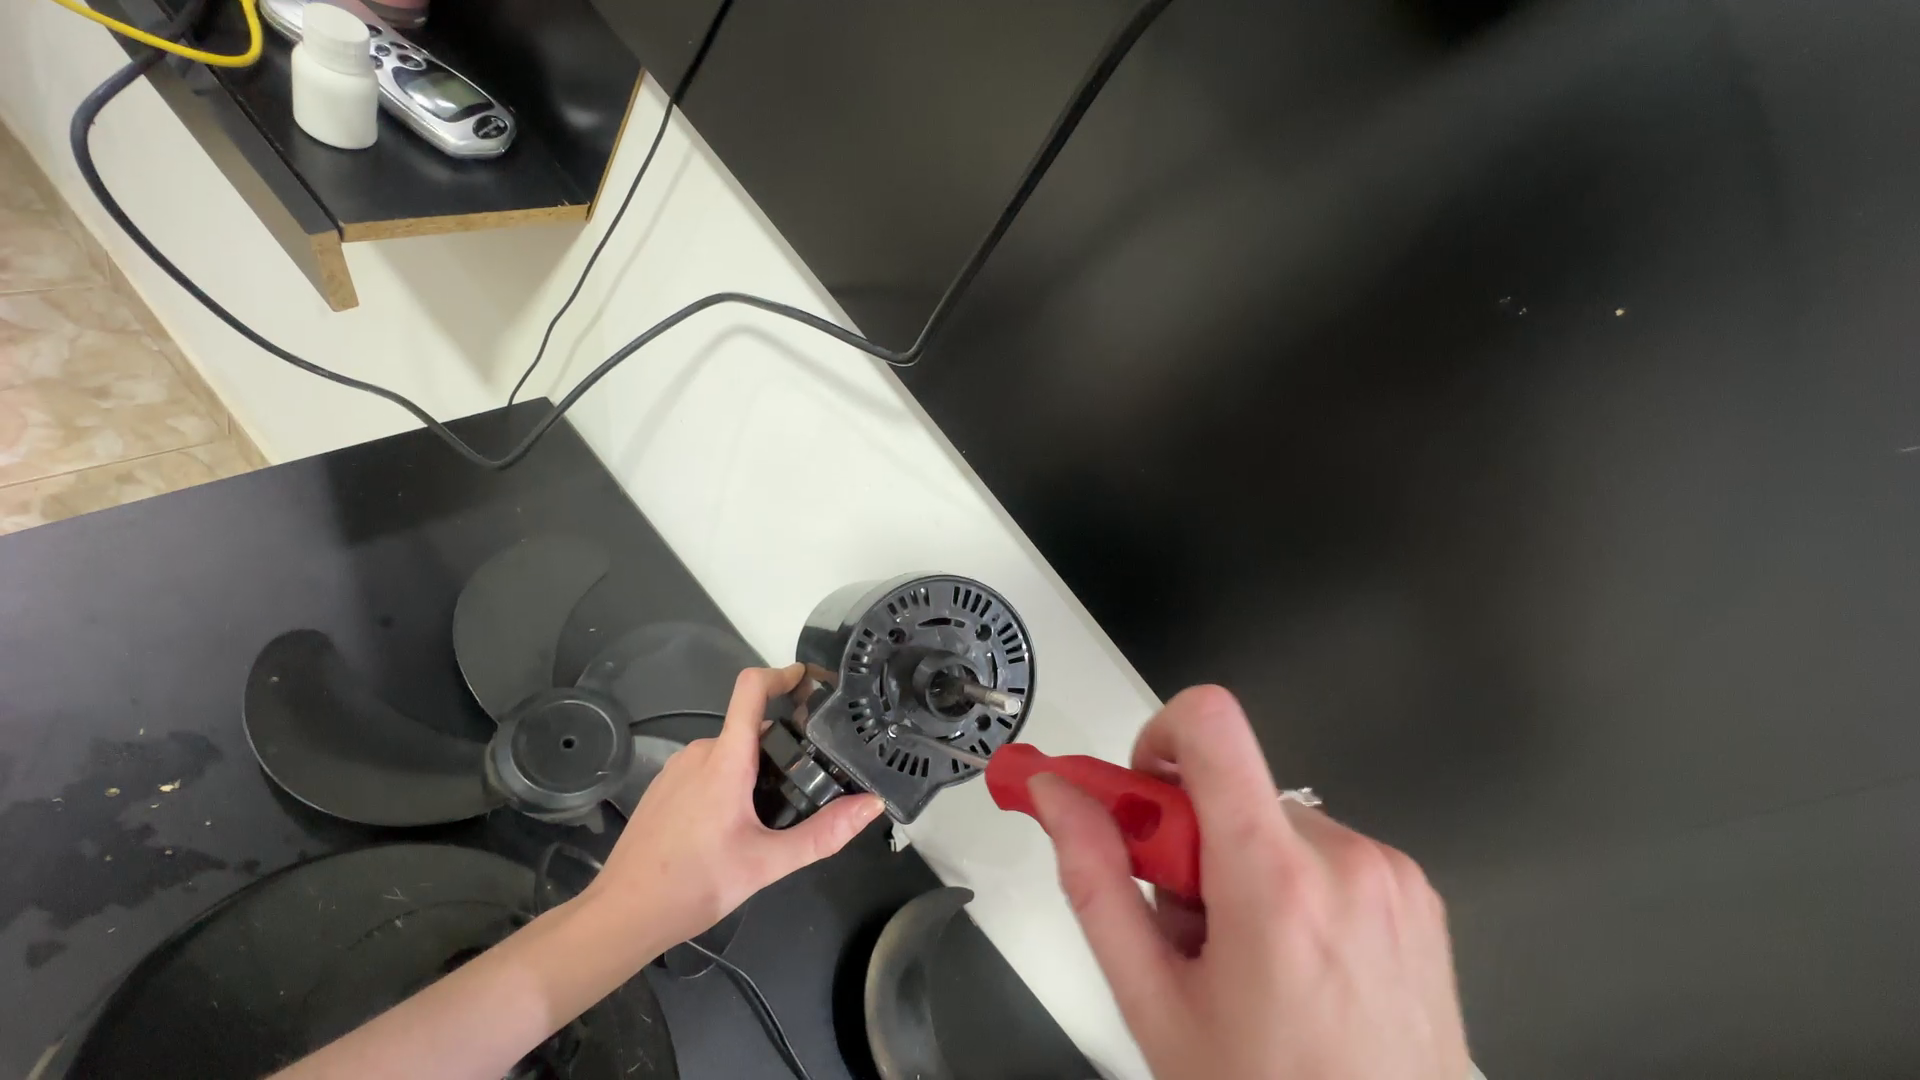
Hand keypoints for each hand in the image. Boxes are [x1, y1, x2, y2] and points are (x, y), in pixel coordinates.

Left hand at [582, 664, 884, 955]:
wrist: (622, 914)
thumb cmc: (694, 885)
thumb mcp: (767, 864)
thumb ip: (823, 834)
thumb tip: (871, 805)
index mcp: (726, 759)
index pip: (751, 689)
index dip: (782, 674)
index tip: (809, 680)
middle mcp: (700, 752)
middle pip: (750, 728)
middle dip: (783, 746)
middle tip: (812, 778)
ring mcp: (677, 769)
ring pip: (730, 752)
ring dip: (756, 769)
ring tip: (776, 810)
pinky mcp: (664, 787)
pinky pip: (708, 769)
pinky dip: (731, 782)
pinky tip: (736, 825)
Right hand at [1028, 686, 1468, 1079]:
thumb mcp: (1152, 1001)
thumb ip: (1093, 880)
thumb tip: (1056, 796)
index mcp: (1276, 880)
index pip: (1211, 724)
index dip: (1160, 737)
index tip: (1142, 799)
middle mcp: (1345, 858)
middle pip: (1232, 787)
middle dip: (1191, 838)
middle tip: (1190, 924)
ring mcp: (1391, 873)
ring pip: (1274, 821)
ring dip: (1243, 865)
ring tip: (1249, 959)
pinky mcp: (1417, 891)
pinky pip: (1325, 848)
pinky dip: (1294, 882)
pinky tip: (1297, 962)